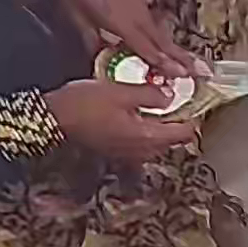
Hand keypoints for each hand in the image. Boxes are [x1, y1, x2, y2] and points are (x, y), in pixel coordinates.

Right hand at [45, 79, 199, 160]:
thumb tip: (171, 96)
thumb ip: (150, 95)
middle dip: (180, 124)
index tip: (197, 104)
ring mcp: (129, 155)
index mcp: (147, 137)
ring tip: (163, 109)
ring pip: (157, 144)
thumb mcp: (120, 91)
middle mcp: (142, 151)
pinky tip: (141, 117)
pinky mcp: (117, 152)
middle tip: (181, 104)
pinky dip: (148, 133)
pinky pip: (142, 145)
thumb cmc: (84, 103)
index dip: (193, 119)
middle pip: (172, 141)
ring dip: (163, 129)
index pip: (182, 133)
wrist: (50, 119)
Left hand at [48, 0, 194, 77]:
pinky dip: (167, 42)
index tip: (180, 73)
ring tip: (196, 67)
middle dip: (182, 58)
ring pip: (162, 35)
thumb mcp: (77, 20)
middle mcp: (134, 13)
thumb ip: (95, 43)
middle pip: (162, 41)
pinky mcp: (141, 4)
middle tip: (202, 73)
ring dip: (179, 52)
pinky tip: (176, 53)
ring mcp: (140, 7)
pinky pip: (156, 28)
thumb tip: (104, 64)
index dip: (162, 61)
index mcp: (117, 18)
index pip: (144, 45)